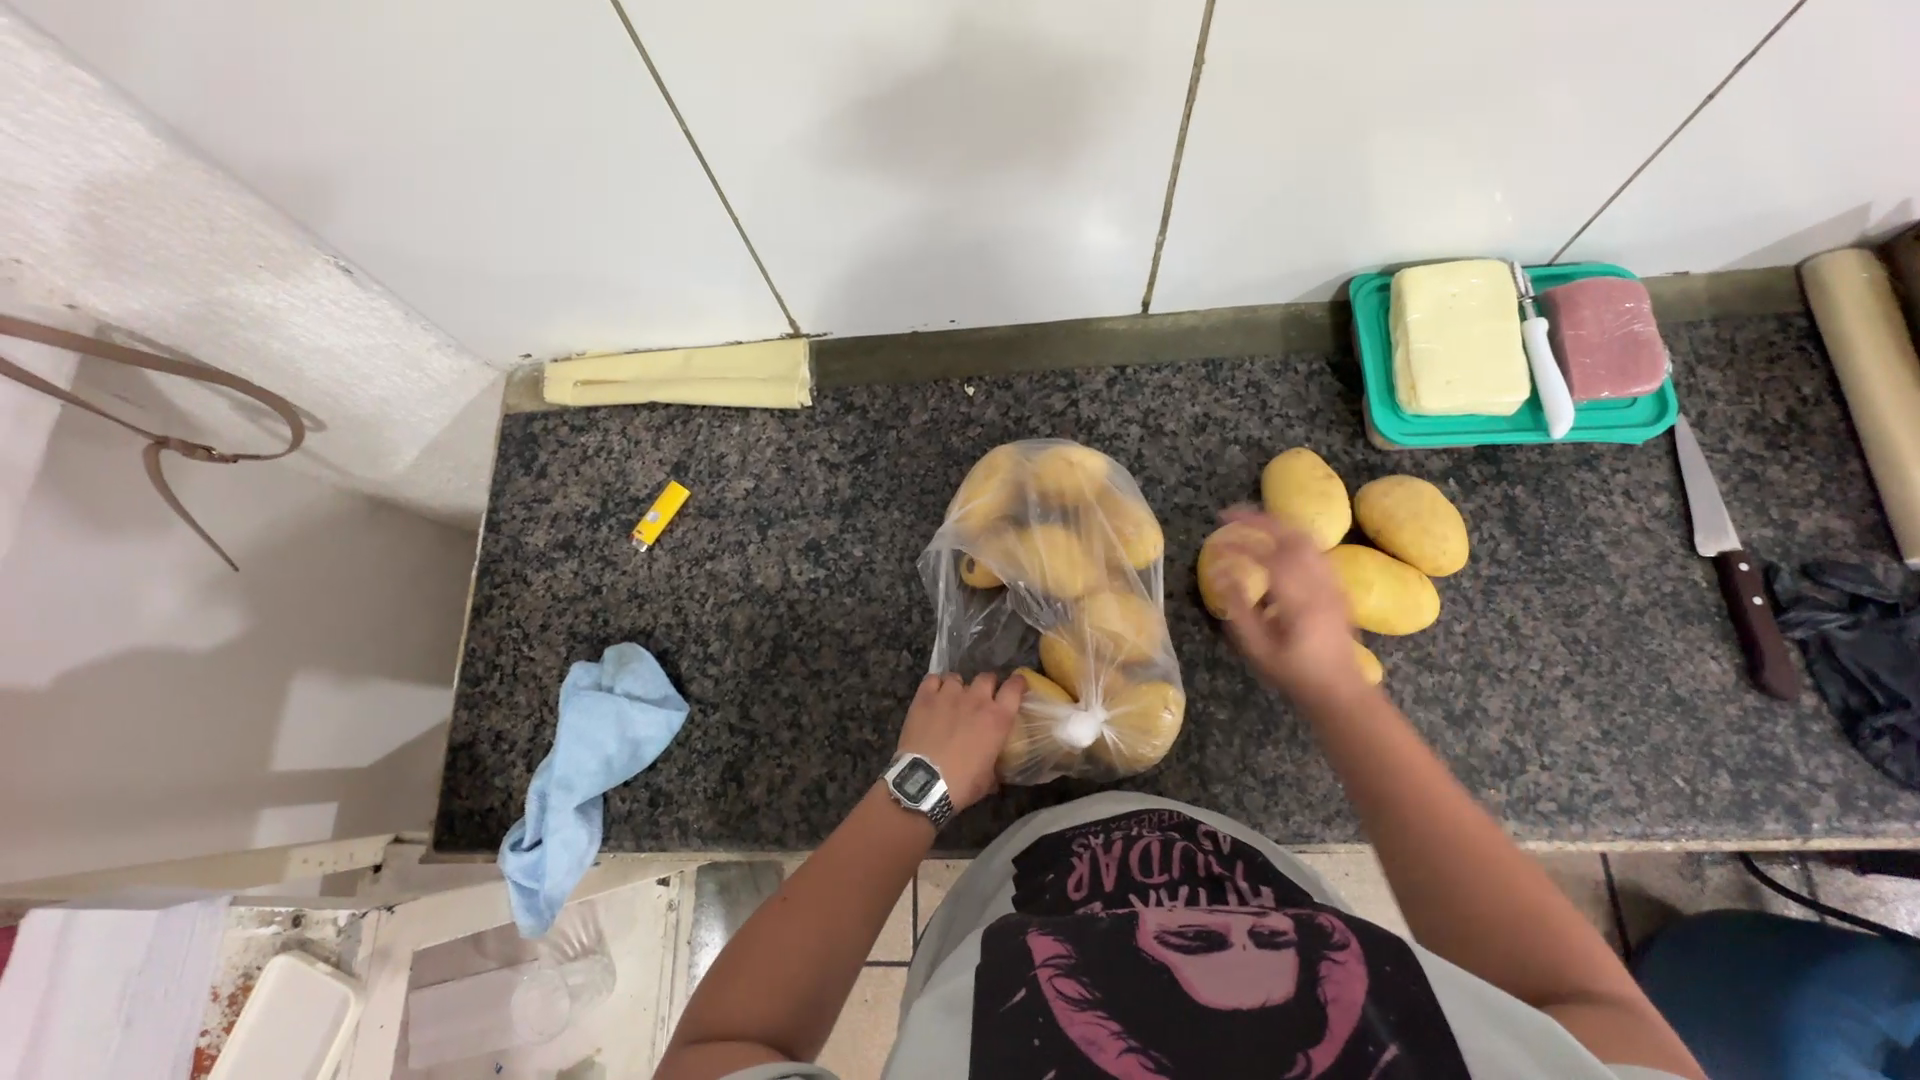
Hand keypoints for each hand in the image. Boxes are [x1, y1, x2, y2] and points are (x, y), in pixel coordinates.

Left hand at [896, 672, 1025, 812]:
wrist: (924, 782)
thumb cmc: (962, 784)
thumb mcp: (988, 779)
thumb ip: (995, 765)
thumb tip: (995, 769)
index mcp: (997, 718)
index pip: (1014, 687)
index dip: (1018, 683)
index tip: (1017, 685)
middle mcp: (976, 700)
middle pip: (986, 677)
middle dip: (987, 685)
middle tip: (982, 697)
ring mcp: (948, 695)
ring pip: (957, 677)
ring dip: (959, 687)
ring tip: (953, 699)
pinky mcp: (924, 697)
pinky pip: (933, 679)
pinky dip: (935, 685)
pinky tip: (933, 696)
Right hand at [1206, 506, 1370, 702]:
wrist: (1339, 690)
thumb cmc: (1293, 674)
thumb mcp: (1257, 648)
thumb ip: (1238, 609)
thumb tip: (1221, 575)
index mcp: (1298, 599)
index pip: (1265, 556)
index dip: (1238, 544)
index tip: (1216, 544)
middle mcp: (1319, 583)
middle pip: (1290, 535)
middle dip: (1258, 519)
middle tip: (1230, 515)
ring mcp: (1333, 583)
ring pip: (1306, 538)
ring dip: (1277, 526)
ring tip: (1252, 524)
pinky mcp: (1338, 587)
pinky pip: (1316, 550)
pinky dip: (1293, 538)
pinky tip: (1278, 545)